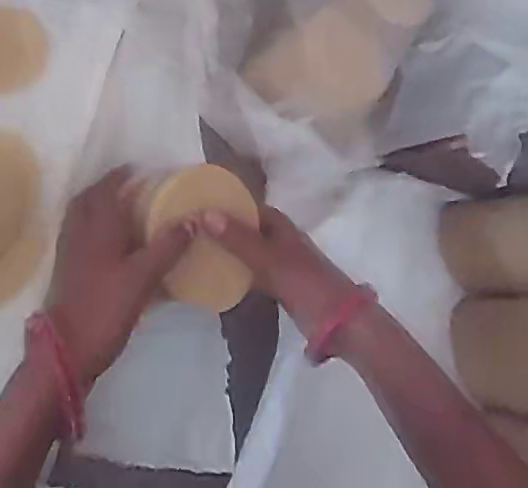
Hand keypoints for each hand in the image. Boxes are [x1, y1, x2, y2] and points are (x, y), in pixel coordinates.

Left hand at [46, 168, 195, 384]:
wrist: (65, 351)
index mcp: (97, 224)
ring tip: (124, 208)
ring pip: (81, 212)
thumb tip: (194, 219)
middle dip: (110, 185)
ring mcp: (68, 248)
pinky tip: (111, 239)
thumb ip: (168, 246)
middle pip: (90, 195)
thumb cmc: (105, 307)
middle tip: (135, 186)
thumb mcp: (144, 277)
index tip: (146, 171)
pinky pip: (78, 230)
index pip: (109, 186)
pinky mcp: (66, 266)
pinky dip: (93, 223)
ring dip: (99, 202)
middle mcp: (79, 228)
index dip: (125, 174)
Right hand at [201, 206, 357, 337]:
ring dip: (225, 250)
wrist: (341, 323)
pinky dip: (233, 271)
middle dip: (219, 227)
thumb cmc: (307, 283)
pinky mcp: (278, 285)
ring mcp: (278, 262)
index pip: (244, 205)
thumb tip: (205, 214)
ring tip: (194, 251)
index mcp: (278, 224)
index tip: (192, 205)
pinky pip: (249, 272)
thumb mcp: (269, 260)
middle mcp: (277, 237)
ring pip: (245, 250)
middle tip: (186, 230)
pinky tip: (214, 277)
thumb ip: (239, 239)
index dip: (222, 204)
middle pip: (243, 227)